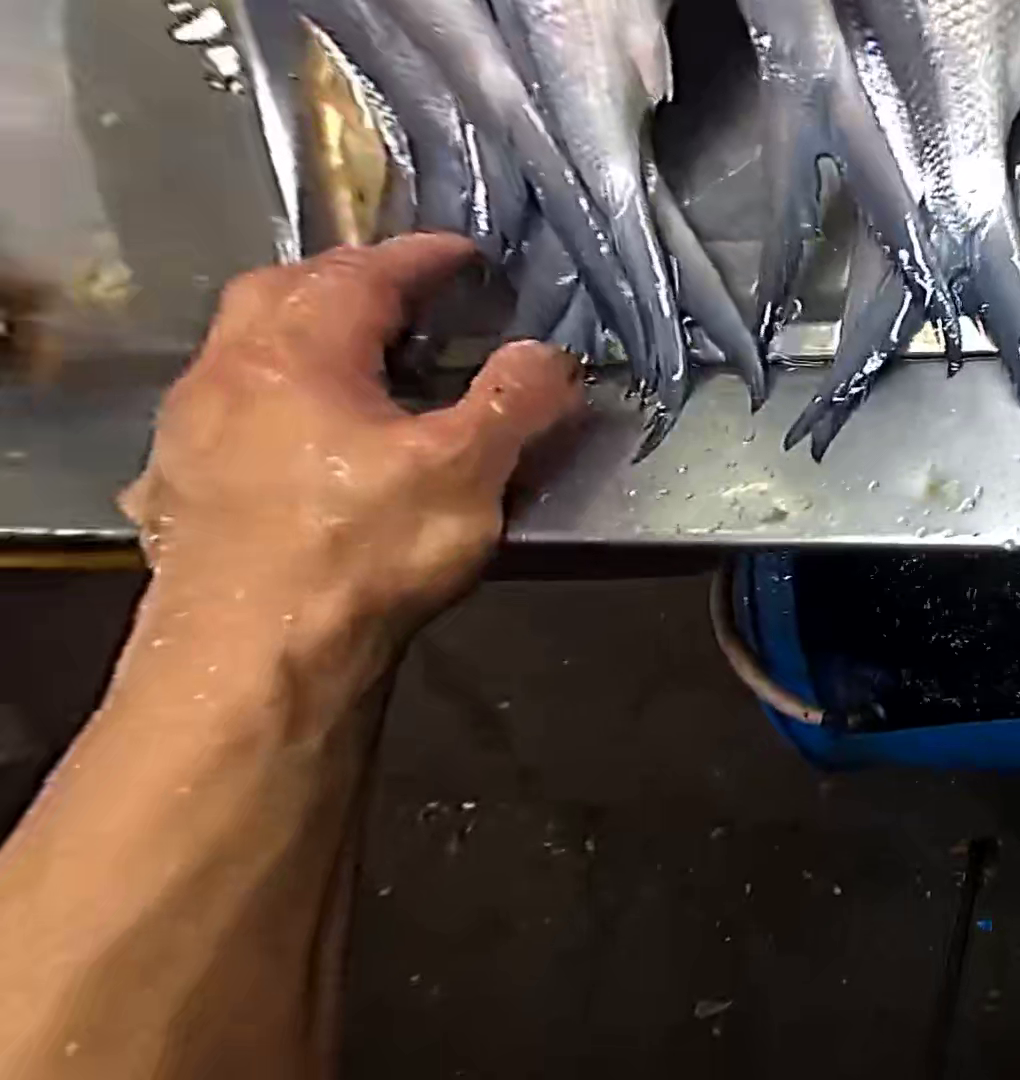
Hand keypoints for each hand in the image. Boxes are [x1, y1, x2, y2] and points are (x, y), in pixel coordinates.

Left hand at [119, 233, 582, 653]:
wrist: (264, 656)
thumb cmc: (370, 549)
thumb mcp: (468, 469)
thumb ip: (515, 402)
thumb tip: (552, 354)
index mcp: (294, 360)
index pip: (359, 278)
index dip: (418, 257)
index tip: (464, 250)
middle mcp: (228, 381)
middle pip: (281, 295)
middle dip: (349, 281)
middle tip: (409, 293)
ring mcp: (196, 436)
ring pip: (249, 354)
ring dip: (311, 335)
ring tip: (370, 357)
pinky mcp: (191, 490)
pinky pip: (235, 414)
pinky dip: (283, 399)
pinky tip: (309, 436)